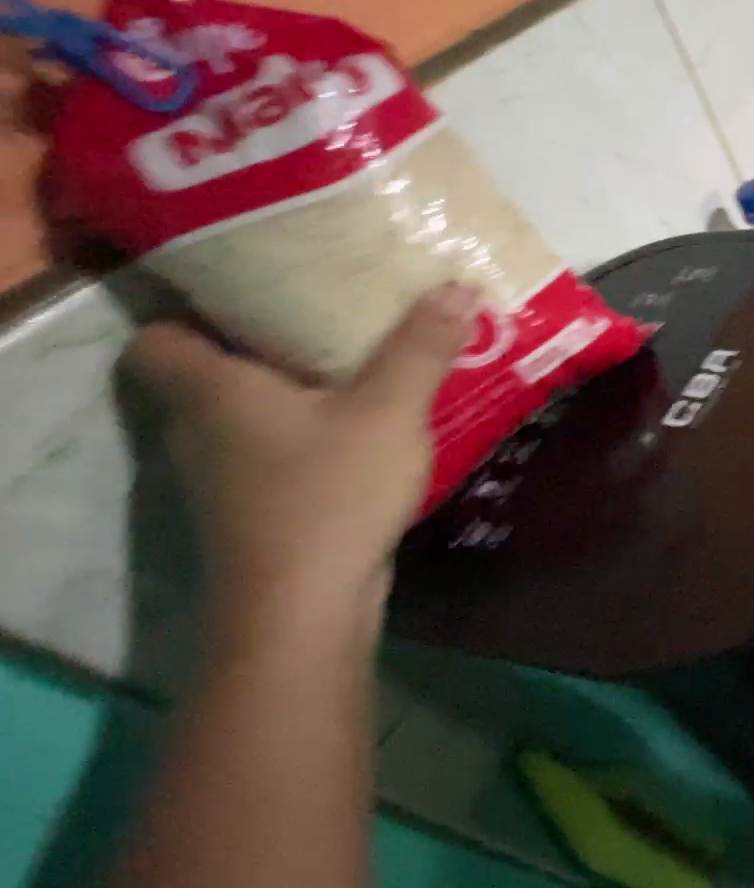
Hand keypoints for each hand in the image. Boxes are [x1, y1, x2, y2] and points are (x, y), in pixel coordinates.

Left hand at [127, 284, 478, 651]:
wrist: (307, 602)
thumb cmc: (332, 491)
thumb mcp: (390, 410)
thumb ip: (420, 349)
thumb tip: (456, 285)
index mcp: (213, 389)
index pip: (162, 335)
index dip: (198, 310)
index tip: (259, 294)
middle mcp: (202, 427)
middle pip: (215, 372)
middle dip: (268, 347)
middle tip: (334, 321)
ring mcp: (226, 475)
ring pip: (251, 416)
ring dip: (297, 395)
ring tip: (362, 371)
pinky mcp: (258, 508)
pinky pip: (278, 451)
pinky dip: (312, 436)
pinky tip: (366, 435)